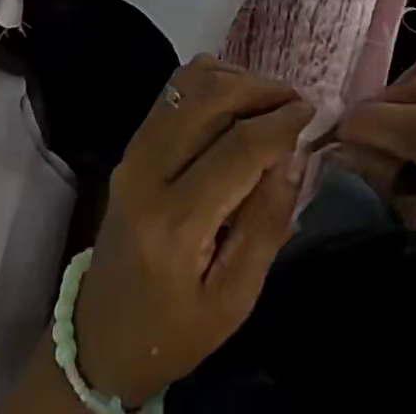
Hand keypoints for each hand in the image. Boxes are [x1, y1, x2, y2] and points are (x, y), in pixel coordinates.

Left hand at [74, 57, 310, 406]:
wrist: (101, 335)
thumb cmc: (174, 330)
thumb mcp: (235, 298)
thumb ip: (268, 223)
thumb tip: (295, 156)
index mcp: (175, 224)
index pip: (238, 148)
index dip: (281, 122)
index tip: (314, 113)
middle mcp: (146, 174)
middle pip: (209, 99)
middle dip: (261, 90)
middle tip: (296, 102)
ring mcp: (132, 154)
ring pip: (188, 85)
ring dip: (236, 81)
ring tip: (270, 101)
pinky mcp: (131, 146)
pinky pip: (173, 92)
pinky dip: (211, 83)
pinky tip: (237, 101)